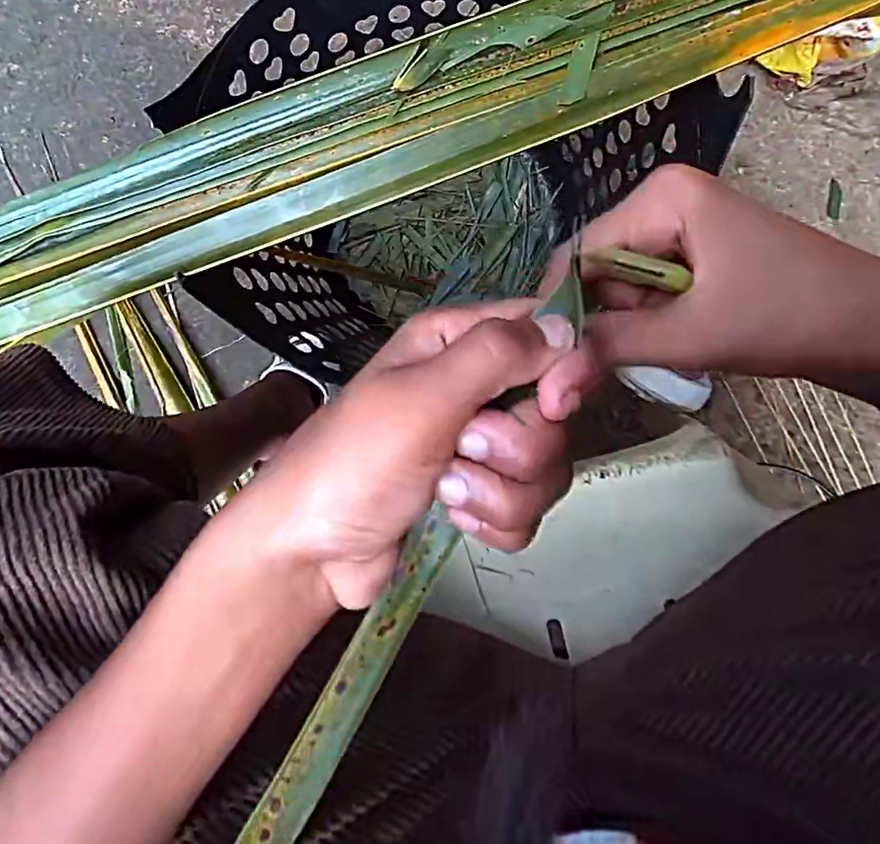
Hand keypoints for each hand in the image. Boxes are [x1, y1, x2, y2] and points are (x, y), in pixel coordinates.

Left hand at [225, 300, 575, 609]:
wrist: (313, 551)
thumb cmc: (354, 461)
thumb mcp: (421, 398)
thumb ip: (494, 356)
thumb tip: (565, 327)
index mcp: (453, 342)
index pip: (544, 330)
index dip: (564, 366)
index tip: (551, 404)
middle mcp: (471, 384)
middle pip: (552, 409)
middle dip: (514, 446)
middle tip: (460, 449)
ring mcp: (477, 442)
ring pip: (544, 464)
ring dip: (497, 490)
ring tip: (444, 489)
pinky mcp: (480, 492)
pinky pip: (528, 506)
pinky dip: (494, 519)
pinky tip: (452, 517)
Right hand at [536, 164, 879, 419]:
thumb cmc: (795, 317)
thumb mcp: (692, 336)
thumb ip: (609, 351)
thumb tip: (543, 386)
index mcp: (662, 194)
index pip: (578, 252)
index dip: (563, 306)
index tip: (553, 358)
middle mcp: (664, 197)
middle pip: (597, 267)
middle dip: (610, 316)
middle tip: (641, 352)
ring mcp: (682, 222)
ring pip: (620, 284)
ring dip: (634, 323)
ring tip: (679, 343)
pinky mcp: (697, 249)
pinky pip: (648, 289)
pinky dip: (653, 321)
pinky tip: (684, 337)